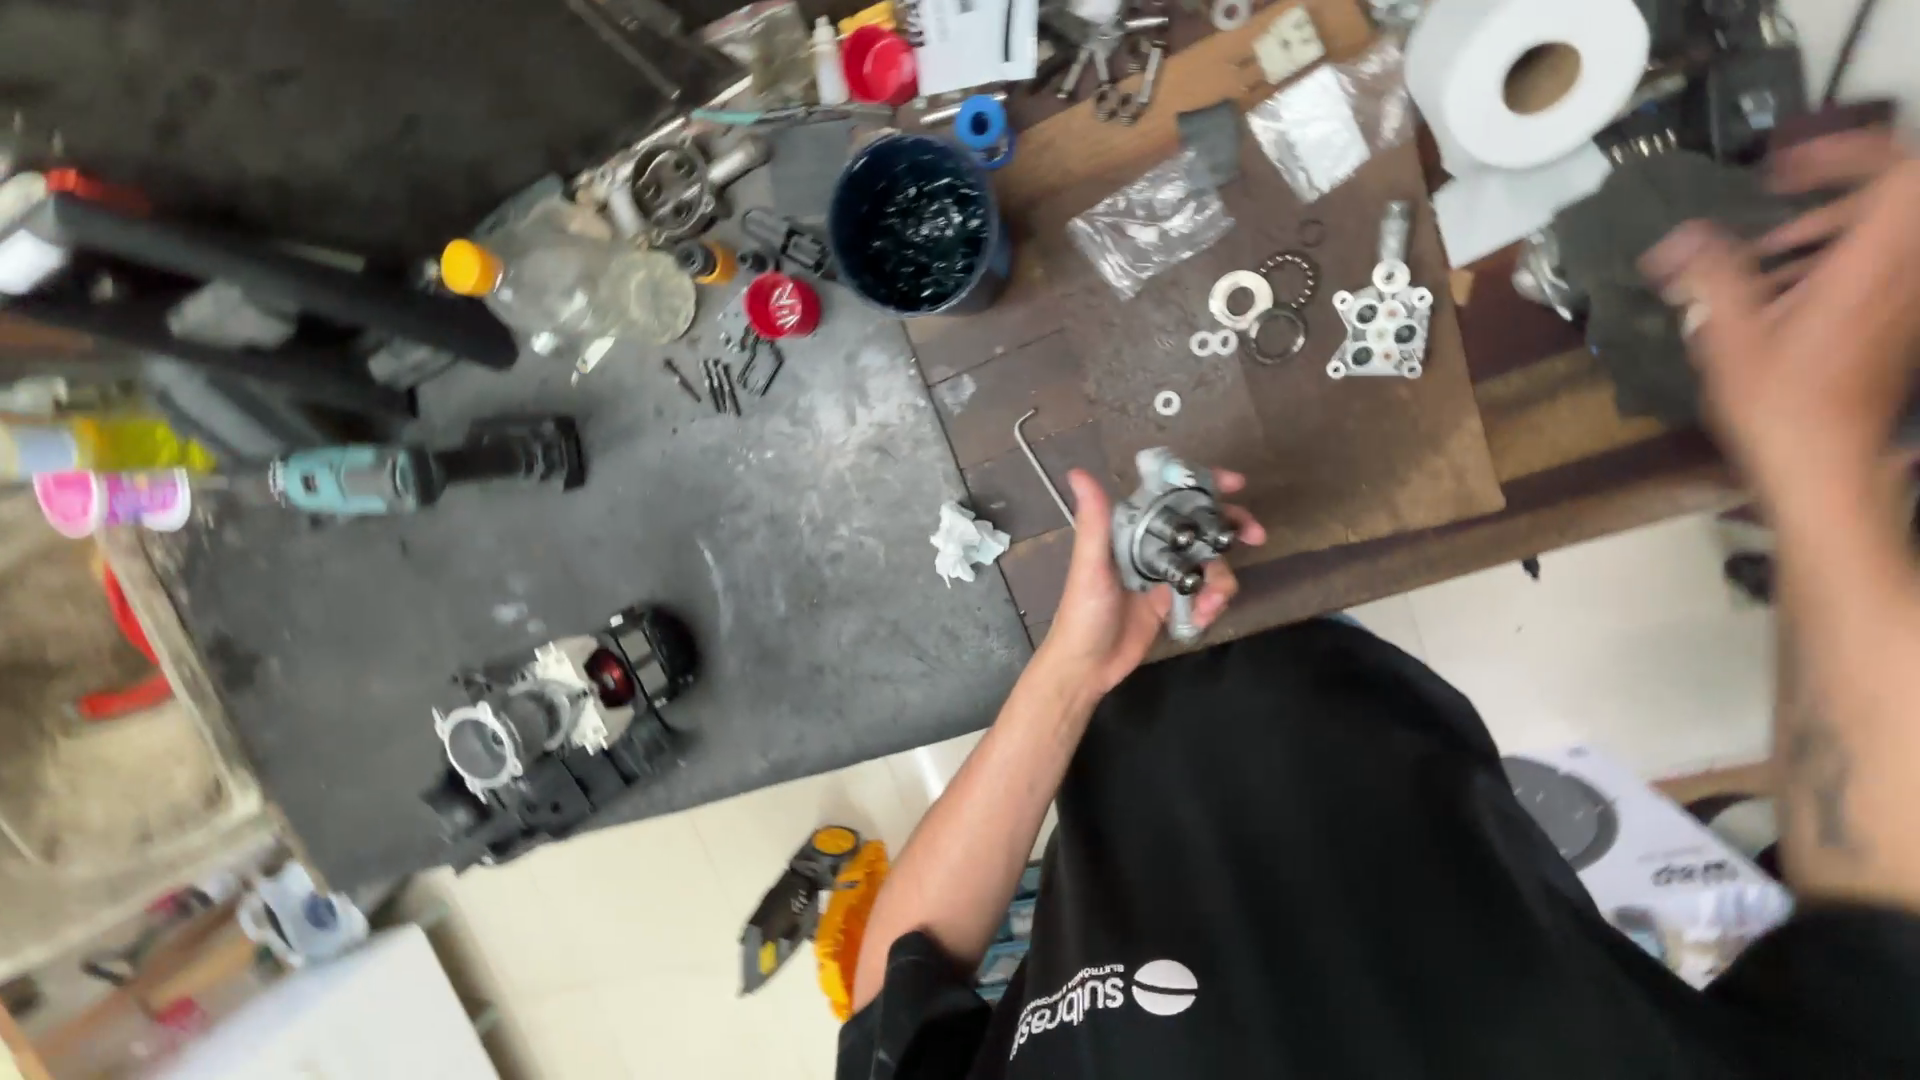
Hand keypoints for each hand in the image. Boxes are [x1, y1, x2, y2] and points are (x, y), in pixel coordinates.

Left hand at [1032, 467, 1266, 697]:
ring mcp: (1162, 574)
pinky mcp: (1171, 602)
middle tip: (1256, 536)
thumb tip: (1079, 473)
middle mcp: (1148, 546)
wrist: (1086, 666)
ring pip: (1208, 562)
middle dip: (1229, 528)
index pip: (1168, 497)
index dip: (1201, 486)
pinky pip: (1204, 592)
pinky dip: (1211, 602)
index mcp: (1127, 530)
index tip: (1236, 484)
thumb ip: (1093, 521)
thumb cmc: (1082, 612)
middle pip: (1198, 526)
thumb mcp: (1089, 566)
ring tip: (1212, 602)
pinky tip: (1203, 618)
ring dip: (1221, 578)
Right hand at [1639, 143, 1919, 504]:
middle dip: (1835, 190)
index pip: (1895, 173)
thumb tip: (1677, 238)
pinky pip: (1881, 267)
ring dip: (1831, 229)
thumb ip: (1709, 278)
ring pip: (1889, 232)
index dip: (1845, 153)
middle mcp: (1903, 272)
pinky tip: (1784, 292)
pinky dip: (1838, 261)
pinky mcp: (1897, 318)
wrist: (1826, 459)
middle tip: (1777, 208)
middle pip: (1898, 196)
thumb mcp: (1728, 338)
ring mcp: (1906, 296)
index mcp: (1869, 267)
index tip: (1784, 171)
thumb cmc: (1779, 406)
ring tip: (1768, 256)